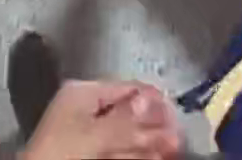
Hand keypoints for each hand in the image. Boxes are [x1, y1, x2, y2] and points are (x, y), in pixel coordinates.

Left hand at [20, 80, 180, 159]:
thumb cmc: (62, 153)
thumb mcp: (93, 135)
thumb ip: (124, 119)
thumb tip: (153, 99)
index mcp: (81, 94)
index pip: (123, 89)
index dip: (150, 100)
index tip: (175, 112)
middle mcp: (86, 111)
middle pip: (127, 115)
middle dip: (153, 125)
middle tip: (179, 136)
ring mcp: (87, 137)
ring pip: (126, 137)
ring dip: (149, 142)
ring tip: (174, 147)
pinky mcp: (91, 155)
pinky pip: (118, 152)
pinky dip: (136, 155)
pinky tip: (155, 157)